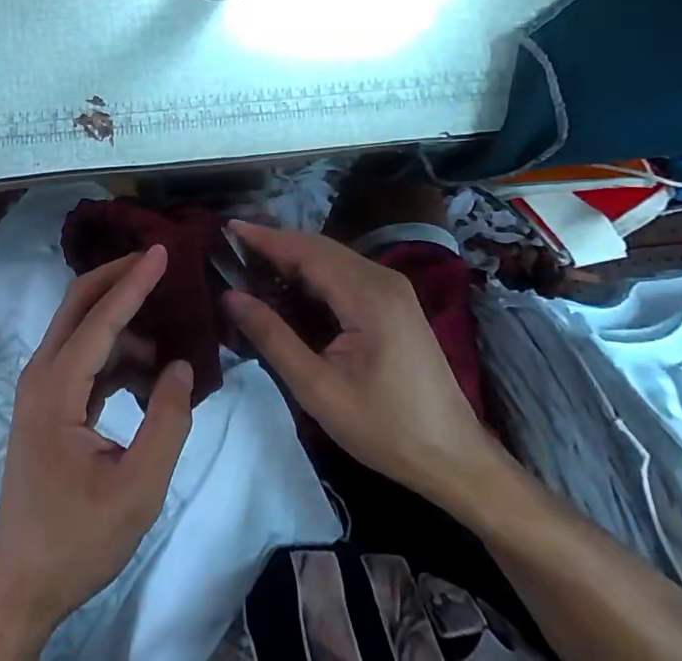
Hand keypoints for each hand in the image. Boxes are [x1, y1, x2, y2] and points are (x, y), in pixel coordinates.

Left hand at [0, 247, 194, 659]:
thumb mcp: (139, 487)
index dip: (135, 282)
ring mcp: (42, 392)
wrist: (25, 585)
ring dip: (125, 321)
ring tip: (172, 324)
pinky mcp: (50, 408)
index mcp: (55, 390)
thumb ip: (167, 421)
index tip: (164, 251)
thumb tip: (180, 365)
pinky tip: (152, 370)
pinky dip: (119, 354)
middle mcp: (41, 377)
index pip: (99, 319)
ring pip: (82, 331)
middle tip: (162, 261)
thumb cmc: (79, 538)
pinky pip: (86, 361)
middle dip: (118, 277)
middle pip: (78, 306)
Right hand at [223, 221, 503, 515]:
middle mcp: (384, 280)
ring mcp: (394, 290)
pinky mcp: (396, 304)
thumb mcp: (318, 388)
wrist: (451, 455)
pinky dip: (315, 276)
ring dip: (295, 260)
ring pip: (335, 260)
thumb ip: (273, 337)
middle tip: (233, 246)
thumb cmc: (383, 427)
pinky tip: (290, 288)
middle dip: (277, 244)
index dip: (267, 238)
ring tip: (252, 264)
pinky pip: (347, 276)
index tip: (229, 227)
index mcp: (369, 296)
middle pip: (322, 249)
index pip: (308, 252)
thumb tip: (231, 297)